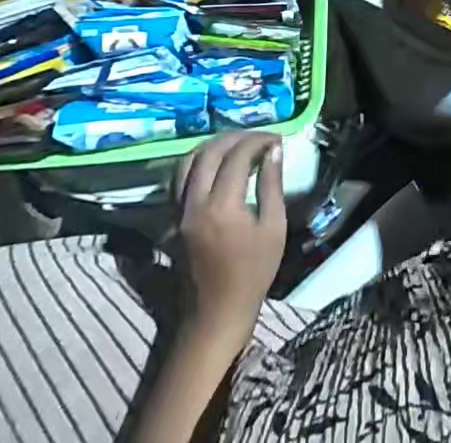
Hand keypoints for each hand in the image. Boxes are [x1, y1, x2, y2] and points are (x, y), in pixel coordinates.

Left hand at [173, 132, 285, 332]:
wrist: (216, 312)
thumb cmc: (253, 274)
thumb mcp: (274, 228)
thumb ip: (272, 185)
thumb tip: (274, 150)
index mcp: (223, 205)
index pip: (238, 156)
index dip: (258, 141)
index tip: (276, 139)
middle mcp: (196, 201)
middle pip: (211, 151)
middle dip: (236, 137)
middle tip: (259, 137)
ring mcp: (180, 208)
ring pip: (190, 160)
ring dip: (214, 145)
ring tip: (237, 143)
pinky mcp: (174, 216)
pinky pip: (181, 177)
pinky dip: (199, 160)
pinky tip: (215, 162)